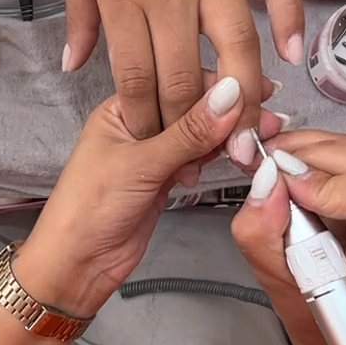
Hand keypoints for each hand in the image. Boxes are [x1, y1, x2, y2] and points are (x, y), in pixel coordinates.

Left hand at [14, 76, 272, 317]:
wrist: (78, 263)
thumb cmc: (91, 207)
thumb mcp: (141, 164)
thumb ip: (189, 131)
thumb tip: (232, 92)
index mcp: (121, 107)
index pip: (176, 80)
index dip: (217, 86)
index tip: (257, 90)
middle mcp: (137, 124)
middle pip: (192, 107)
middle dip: (229, 113)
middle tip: (268, 121)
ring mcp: (152, 153)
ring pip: (199, 135)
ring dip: (228, 137)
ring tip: (260, 140)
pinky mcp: (164, 178)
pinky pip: (198, 158)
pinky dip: (217, 158)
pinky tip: (237, 158)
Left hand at [63, 0, 305, 155]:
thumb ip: (80, 17)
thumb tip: (76, 67)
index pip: (135, 78)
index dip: (146, 120)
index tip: (154, 148)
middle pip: (182, 74)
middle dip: (191, 126)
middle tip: (202, 159)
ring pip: (233, 42)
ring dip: (244, 94)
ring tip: (250, 133)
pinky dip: (288, 17)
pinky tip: (290, 56)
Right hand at [230, 131, 345, 329]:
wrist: (332, 306)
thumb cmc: (307, 300)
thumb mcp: (269, 275)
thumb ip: (260, 229)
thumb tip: (268, 176)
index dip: (324, 183)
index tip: (284, 186)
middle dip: (311, 156)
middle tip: (271, 168)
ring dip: (315, 149)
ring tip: (280, 167)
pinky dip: (325, 151)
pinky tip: (299, 166)